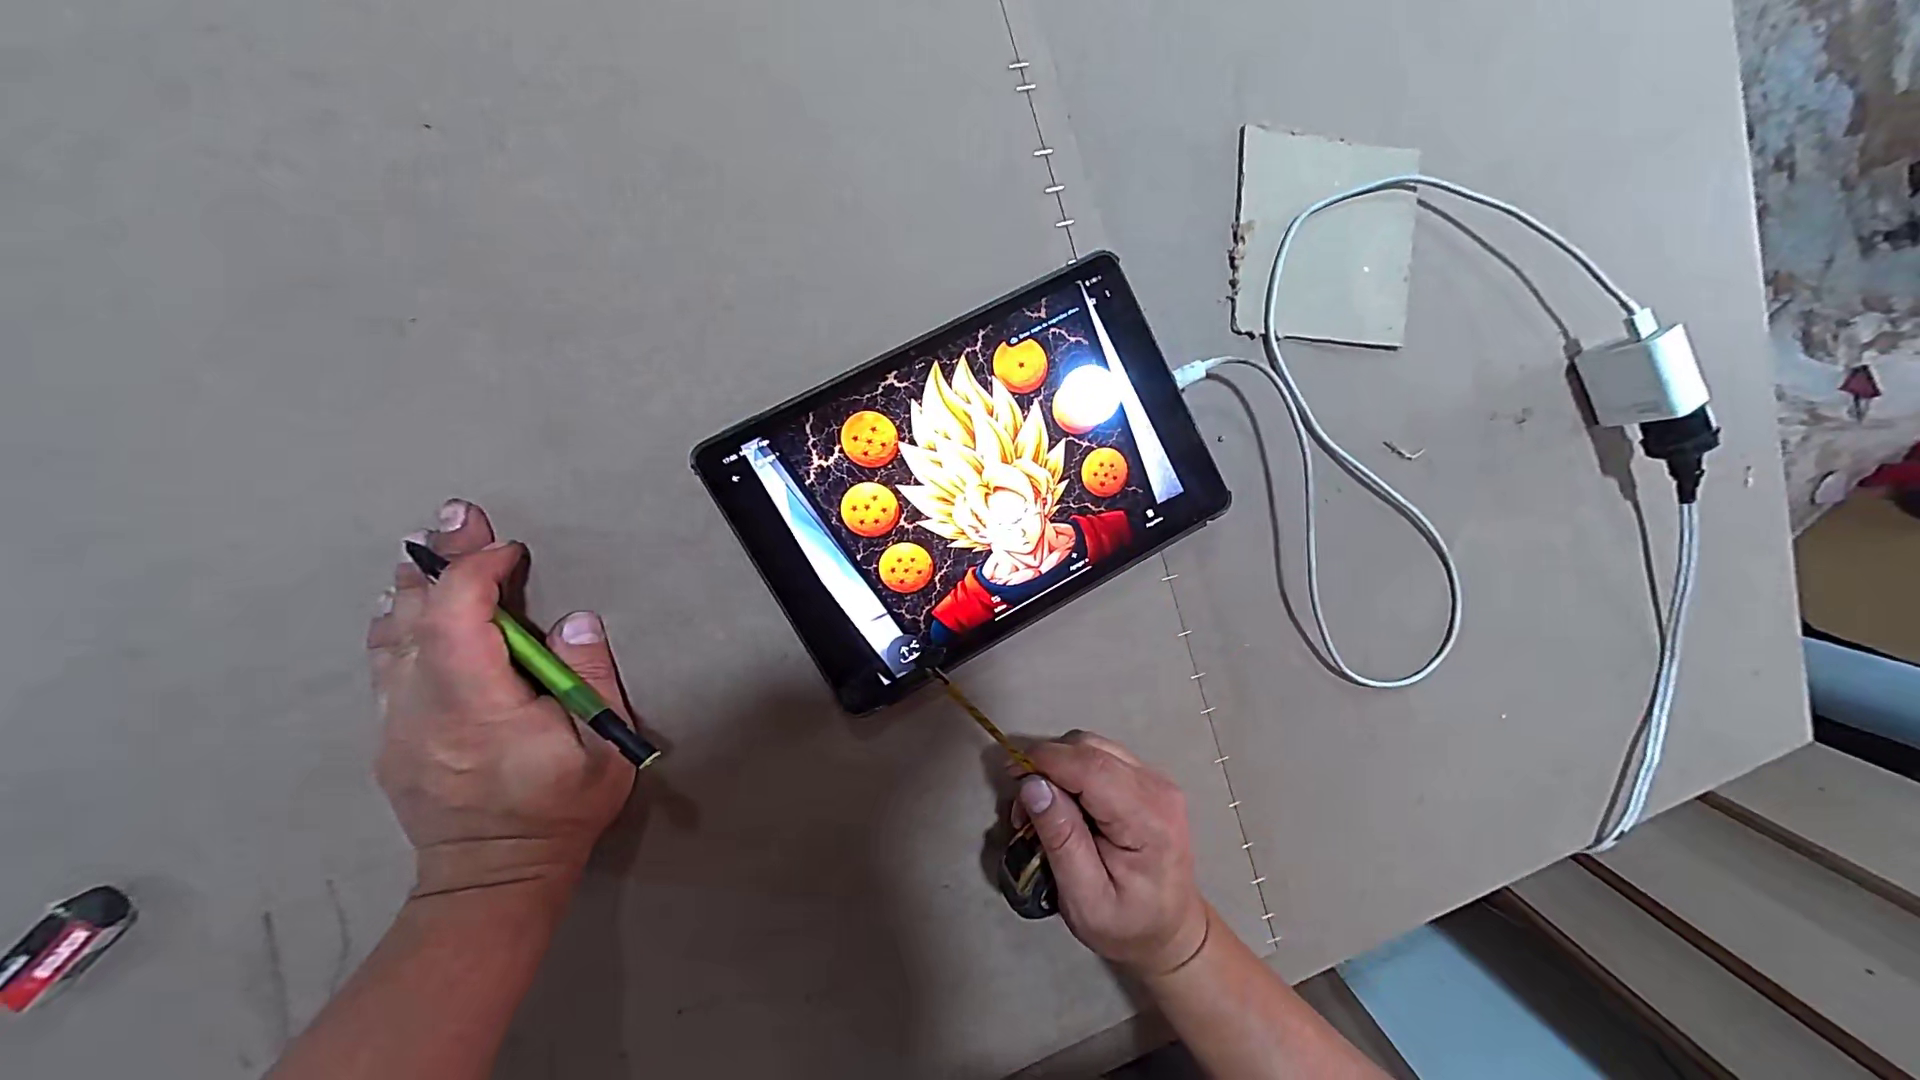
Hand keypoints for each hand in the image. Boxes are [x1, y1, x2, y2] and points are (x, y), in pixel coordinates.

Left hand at [365, 499, 636, 897]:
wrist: (493, 878)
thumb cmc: (560, 811)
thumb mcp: (602, 748)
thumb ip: (590, 679)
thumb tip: (575, 621)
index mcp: (478, 713)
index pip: (460, 624)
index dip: (478, 575)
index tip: (511, 550)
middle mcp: (422, 712)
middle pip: (417, 620)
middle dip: (440, 562)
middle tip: (458, 515)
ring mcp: (397, 726)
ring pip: (390, 640)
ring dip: (412, 588)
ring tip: (428, 546)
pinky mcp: (391, 737)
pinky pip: (386, 666)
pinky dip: (399, 624)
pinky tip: (407, 604)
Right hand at [1015, 732, 1209, 975]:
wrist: (1171, 933)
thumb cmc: (1127, 925)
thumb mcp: (1084, 899)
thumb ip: (1060, 839)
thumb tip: (1033, 785)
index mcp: (1148, 820)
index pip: (1091, 767)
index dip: (1045, 760)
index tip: (1011, 774)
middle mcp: (1157, 788)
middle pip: (1089, 748)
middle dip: (1047, 764)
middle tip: (1024, 804)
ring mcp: (1154, 779)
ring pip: (1092, 746)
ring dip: (1058, 765)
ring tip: (1042, 805)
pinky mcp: (1145, 778)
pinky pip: (1099, 755)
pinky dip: (1072, 768)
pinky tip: (1065, 801)